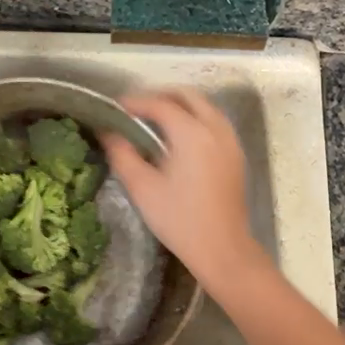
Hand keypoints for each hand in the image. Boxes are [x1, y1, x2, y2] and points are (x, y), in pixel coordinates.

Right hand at [102, 88, 268, 288]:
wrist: (222, 248)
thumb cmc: (179, 220)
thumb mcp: (142, 188)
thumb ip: (122, 154)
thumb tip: (107, 132)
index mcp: (192, 133)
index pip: (160, 104)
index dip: (135, 103)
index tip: (115, 108)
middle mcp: (215, 129)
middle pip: (187, 96)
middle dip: (160, 97)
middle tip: (136, 110)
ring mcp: (230, 141)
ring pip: (205, 107)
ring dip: (180, 106)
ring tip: (155, 122)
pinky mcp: (236, 155)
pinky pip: (215, 123)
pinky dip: (196, 119)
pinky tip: (179, 140)